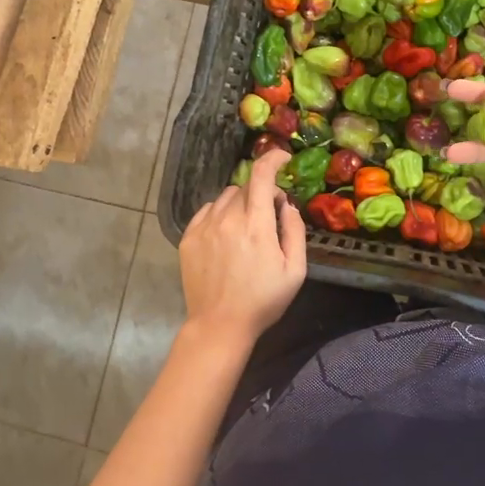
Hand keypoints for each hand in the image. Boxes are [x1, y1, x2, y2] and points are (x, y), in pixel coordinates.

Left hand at [179, 149, 307, 348]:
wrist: (219, 326)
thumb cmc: (263, 301)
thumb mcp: (295, 271)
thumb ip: (295, 232)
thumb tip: (287, 205)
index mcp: (257, 225)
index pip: (262, 175)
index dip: (273, 159)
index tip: (283, 159)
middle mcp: (228, 218)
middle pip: (246, 187)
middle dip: (261, 193)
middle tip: (270, 215)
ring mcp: (205, 227)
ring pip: (226, 197)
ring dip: (240, 203)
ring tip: (246, 228)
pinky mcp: (188, 237)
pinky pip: (207, 211)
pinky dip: (220, 214)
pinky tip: (226, 235)